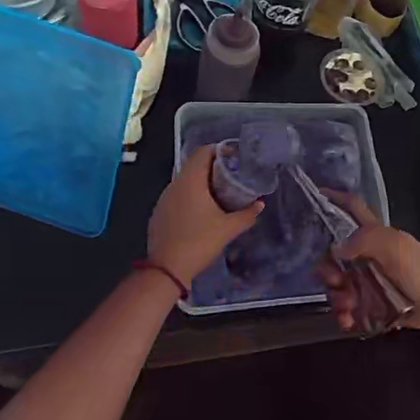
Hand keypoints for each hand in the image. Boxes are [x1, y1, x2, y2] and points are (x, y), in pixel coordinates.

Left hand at [147, 145, 263, 287]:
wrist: (167, 269)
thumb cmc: (199, 242)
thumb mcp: (228, 228)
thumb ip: (247, 214)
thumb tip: (260, 204)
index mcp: (190, 182)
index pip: (202, 152)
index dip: (219, 150)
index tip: (235, 159)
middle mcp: (174, 185)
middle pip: (194, 165)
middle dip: (214, 168)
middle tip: (232, 178)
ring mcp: (164, 199)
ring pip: (185, 181)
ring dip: (202, 183)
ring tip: (220, 194)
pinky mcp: (159, 212)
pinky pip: (178, 195)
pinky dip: (191, 196)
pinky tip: (202, 212)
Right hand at [314, 193, 419, 331]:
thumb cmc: (419, 269)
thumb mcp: (393, 246)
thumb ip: (363, 240)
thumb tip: (336, 248)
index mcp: (375, 234)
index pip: (353, 209)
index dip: (336, 198)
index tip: (318, 192)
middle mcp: (368, 255)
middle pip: (334, 255)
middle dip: (327, 268)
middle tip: (334, 281)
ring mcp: (368, 281)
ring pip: (338, 284)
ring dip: (336, 296)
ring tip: (346, 307)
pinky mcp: (371, 304)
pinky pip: (347, 307)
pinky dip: (343, 314)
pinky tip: (347, 321)